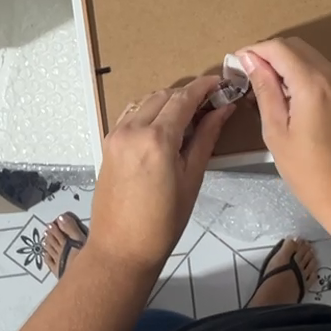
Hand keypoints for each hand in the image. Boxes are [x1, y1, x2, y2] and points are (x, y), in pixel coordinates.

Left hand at [87, 75, 234, 273]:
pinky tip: (164, 125)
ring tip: (189, 114)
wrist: (122, 247)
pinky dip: (149, 111)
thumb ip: (206, 138)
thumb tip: (222, 110)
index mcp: (156, 139)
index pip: (183, 99)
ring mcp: (116, 136)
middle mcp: (132, 130)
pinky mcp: (108, 144)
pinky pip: (131, 115)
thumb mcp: (192, 179)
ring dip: (167, 101)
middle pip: (164, 95)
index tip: (220, 82)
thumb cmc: (162, 222)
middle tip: (210, 102)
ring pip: (145, 102)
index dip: (204, 87)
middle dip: (187, 94)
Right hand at [238, 38, 330, 234]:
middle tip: (246, 76)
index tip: (235, 64)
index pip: (279, 48)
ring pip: (309, 57)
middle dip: (268, 54)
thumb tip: (249, 61)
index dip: (254, 51)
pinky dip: (299, 74)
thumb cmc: (309, 173)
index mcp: (314, 84)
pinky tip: (285, 97)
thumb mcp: (276, 132)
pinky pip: (320, 72)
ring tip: (262, 88)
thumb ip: (265, 90)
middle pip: (296, 47)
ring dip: (284, 64)